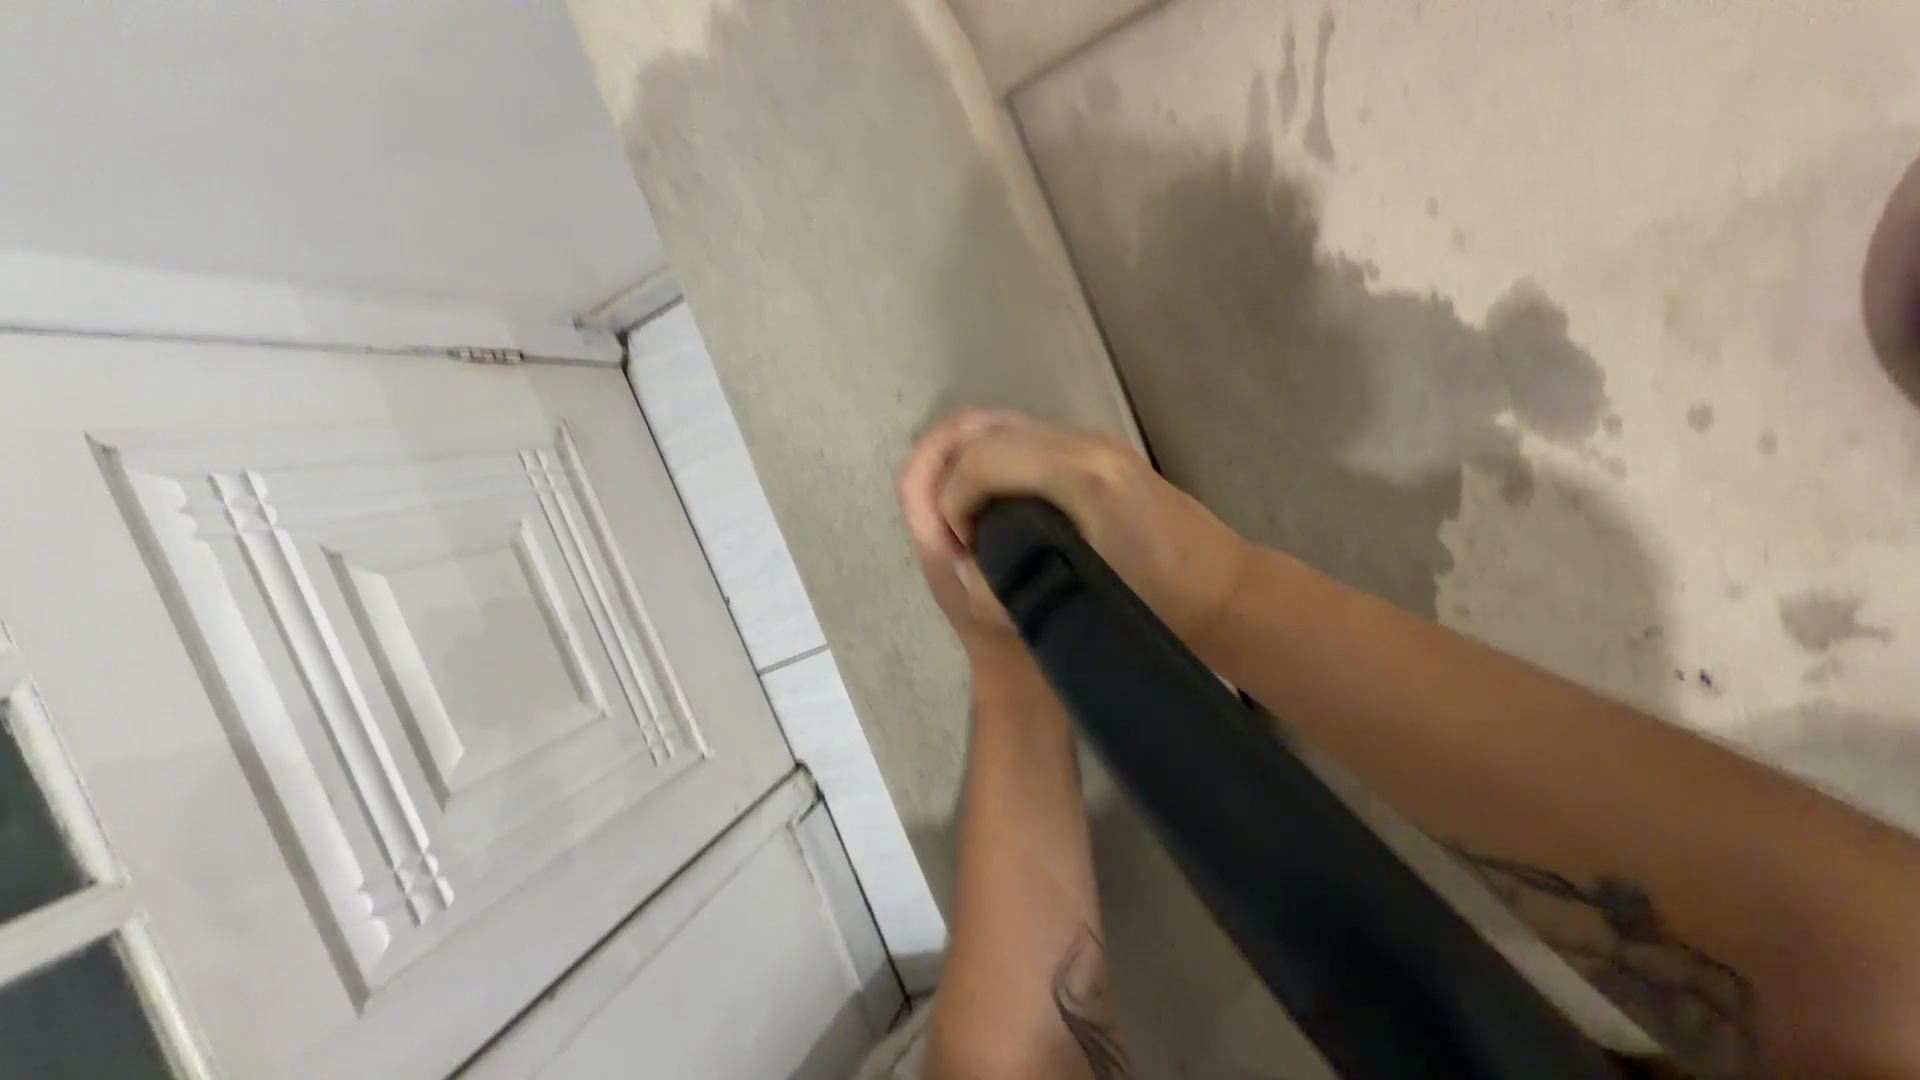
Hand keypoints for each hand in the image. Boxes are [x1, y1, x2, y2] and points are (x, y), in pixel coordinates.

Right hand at [897, 408, 1254, 656]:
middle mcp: (1087, 443)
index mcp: (1082, 476)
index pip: (981, 461)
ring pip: (1006, 433)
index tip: (960, 547)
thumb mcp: (1072, 604)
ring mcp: (1097, 439)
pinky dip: (1004, 470)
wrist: (1223, 589)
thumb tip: (958, 566)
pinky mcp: (1101, 447)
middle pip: (987, 437)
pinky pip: (1030, 443)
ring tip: (983, 526)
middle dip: (959, 485)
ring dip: (980, 474)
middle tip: (965, 537)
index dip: (952, 503)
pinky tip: (1010, 512)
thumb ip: (1002, 588)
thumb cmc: (1156, 606)